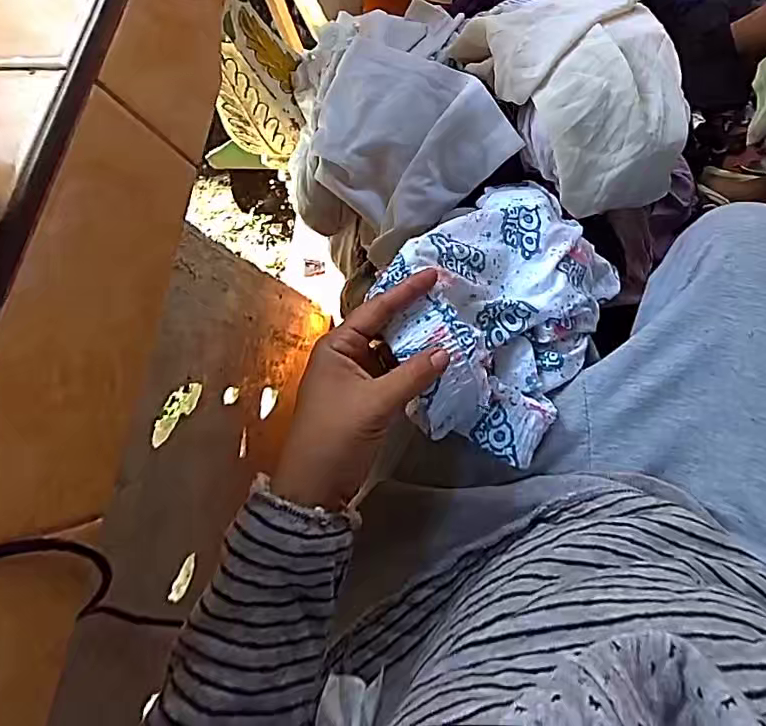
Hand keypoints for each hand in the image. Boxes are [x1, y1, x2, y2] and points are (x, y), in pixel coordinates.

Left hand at [270, 270, 448, 510]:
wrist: (314, 490)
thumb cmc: (335, 438)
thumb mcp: (375, 403)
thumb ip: (413, 375)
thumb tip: (448, 350)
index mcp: (337, 346)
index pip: (377, 310)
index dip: (407, 291)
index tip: (433, 274)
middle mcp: (347, 355)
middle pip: (387, 325)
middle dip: (417, 313)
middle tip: (447, 297)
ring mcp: (359, 376)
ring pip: (395, 349)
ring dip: (420, 341)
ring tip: (451, 325)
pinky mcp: (369, 397)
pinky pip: (398, 371)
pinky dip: (417, 366)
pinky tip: (440, 360)